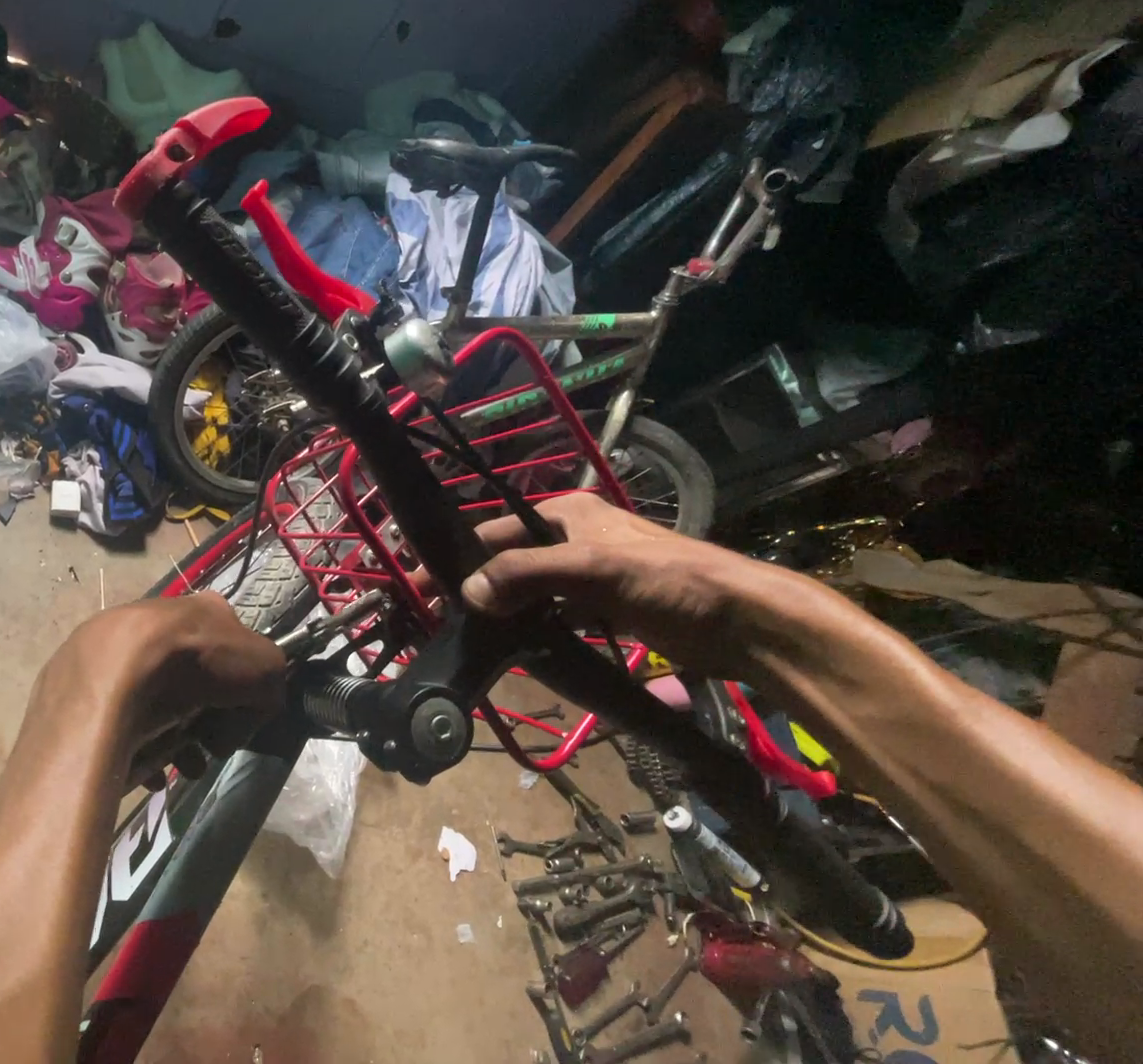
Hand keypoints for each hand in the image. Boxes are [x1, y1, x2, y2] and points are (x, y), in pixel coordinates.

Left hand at [36, 592, 285, 789]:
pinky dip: (138, 745)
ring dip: (175, 738)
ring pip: (155, 702)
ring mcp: (112, 650)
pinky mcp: (82, 683)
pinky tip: (149, 767)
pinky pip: (119, 721)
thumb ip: (270, 684)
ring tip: (181, 765)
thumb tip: (246, 714)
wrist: (114, 677)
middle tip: (209, 745)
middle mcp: (152, 622)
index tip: (236, 715)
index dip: (240, 684)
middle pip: (192, 678)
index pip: (228, 643)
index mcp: (195, 609)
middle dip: (205, 718)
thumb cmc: (194, 663)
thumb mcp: (264, 667)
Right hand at [460, 493, 812, 678]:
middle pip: (505, 561)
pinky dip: (529, 626)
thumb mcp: (591, 569)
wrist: (741, 622)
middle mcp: (569, 538)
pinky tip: (511, 646)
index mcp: (564, 514)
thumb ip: (526, 575)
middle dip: (473, 586)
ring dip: (499, 609)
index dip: (454, 558)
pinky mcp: (599, 606)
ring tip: (464, 634)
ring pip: (525, 589)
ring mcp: (585, 574)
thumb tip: (467, 593)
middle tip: (437, 618)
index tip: (418, 587)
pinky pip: (549, 613)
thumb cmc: (667, 580)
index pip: (490, 532)